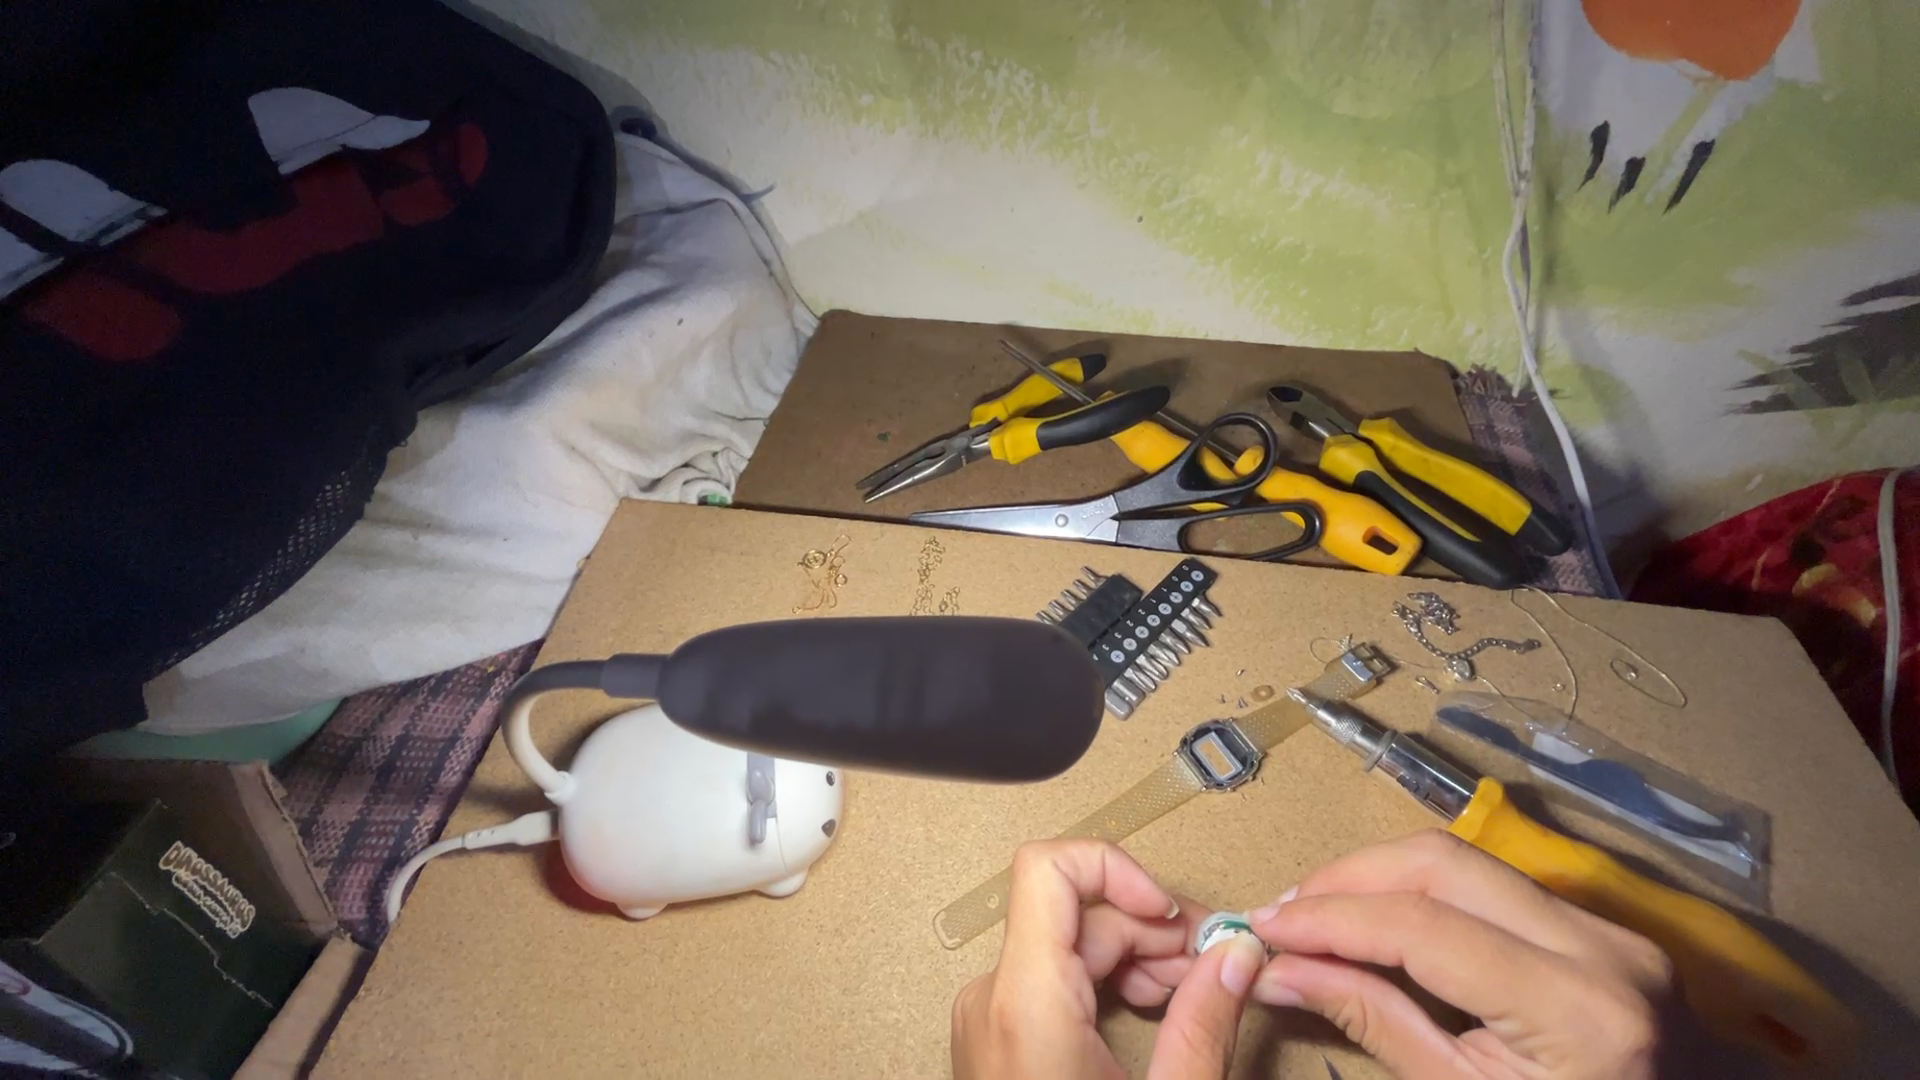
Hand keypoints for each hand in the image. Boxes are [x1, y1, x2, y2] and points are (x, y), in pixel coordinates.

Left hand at [952, 839, 1267, 1079]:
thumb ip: (1205, 1020)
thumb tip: (1238, 951)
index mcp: (1024, 1003)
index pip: (1046, 870)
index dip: (1112, 867)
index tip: (1170, 911)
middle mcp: (992, 995)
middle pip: (1073, 913)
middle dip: (1147, 927)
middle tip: (1213, 961)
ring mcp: (988, 1014)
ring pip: (1067, 944)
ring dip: (1133, 955)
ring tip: (1192, 989)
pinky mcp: (996, 1033)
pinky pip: (1053, 978)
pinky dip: (1106, 981)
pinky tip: (1153, 1007)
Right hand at [1247, 830, 1674, 1079]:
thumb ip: (1370, 1020)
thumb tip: (1275, 969)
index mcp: (1579, 1013)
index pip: (1421, 928)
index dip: (1328, 919)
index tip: (1263, 925)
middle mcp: (1601, 947)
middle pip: (1436, 863)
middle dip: (1345, 878)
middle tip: (1285, 912)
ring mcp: (1608, 928)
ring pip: (1456, 856)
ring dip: (1374, 875)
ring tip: (1318, 909)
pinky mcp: (1598, 924)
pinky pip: (1483, 878)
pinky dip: (1414, 886)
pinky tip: (1375, 910)